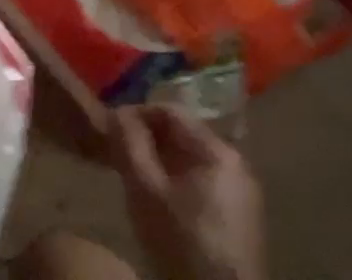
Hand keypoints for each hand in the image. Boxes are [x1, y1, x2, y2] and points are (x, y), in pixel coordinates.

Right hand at [108, 105, 264, 279]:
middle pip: (182, 135)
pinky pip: (201, 182)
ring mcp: (241, 192)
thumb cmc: (182, 240)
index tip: (109, 129)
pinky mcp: (239, 216)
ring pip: (190, 160)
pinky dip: (175, 181)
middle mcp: (236, 163)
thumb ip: (129, 144)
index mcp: (218, 151)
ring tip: (132, 177)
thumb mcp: (145, 189)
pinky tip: (158, 202)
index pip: (170, 111)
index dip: (135, 114)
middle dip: (146, 139)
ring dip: (158, 161)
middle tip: (116, 154)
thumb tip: (117, 111)